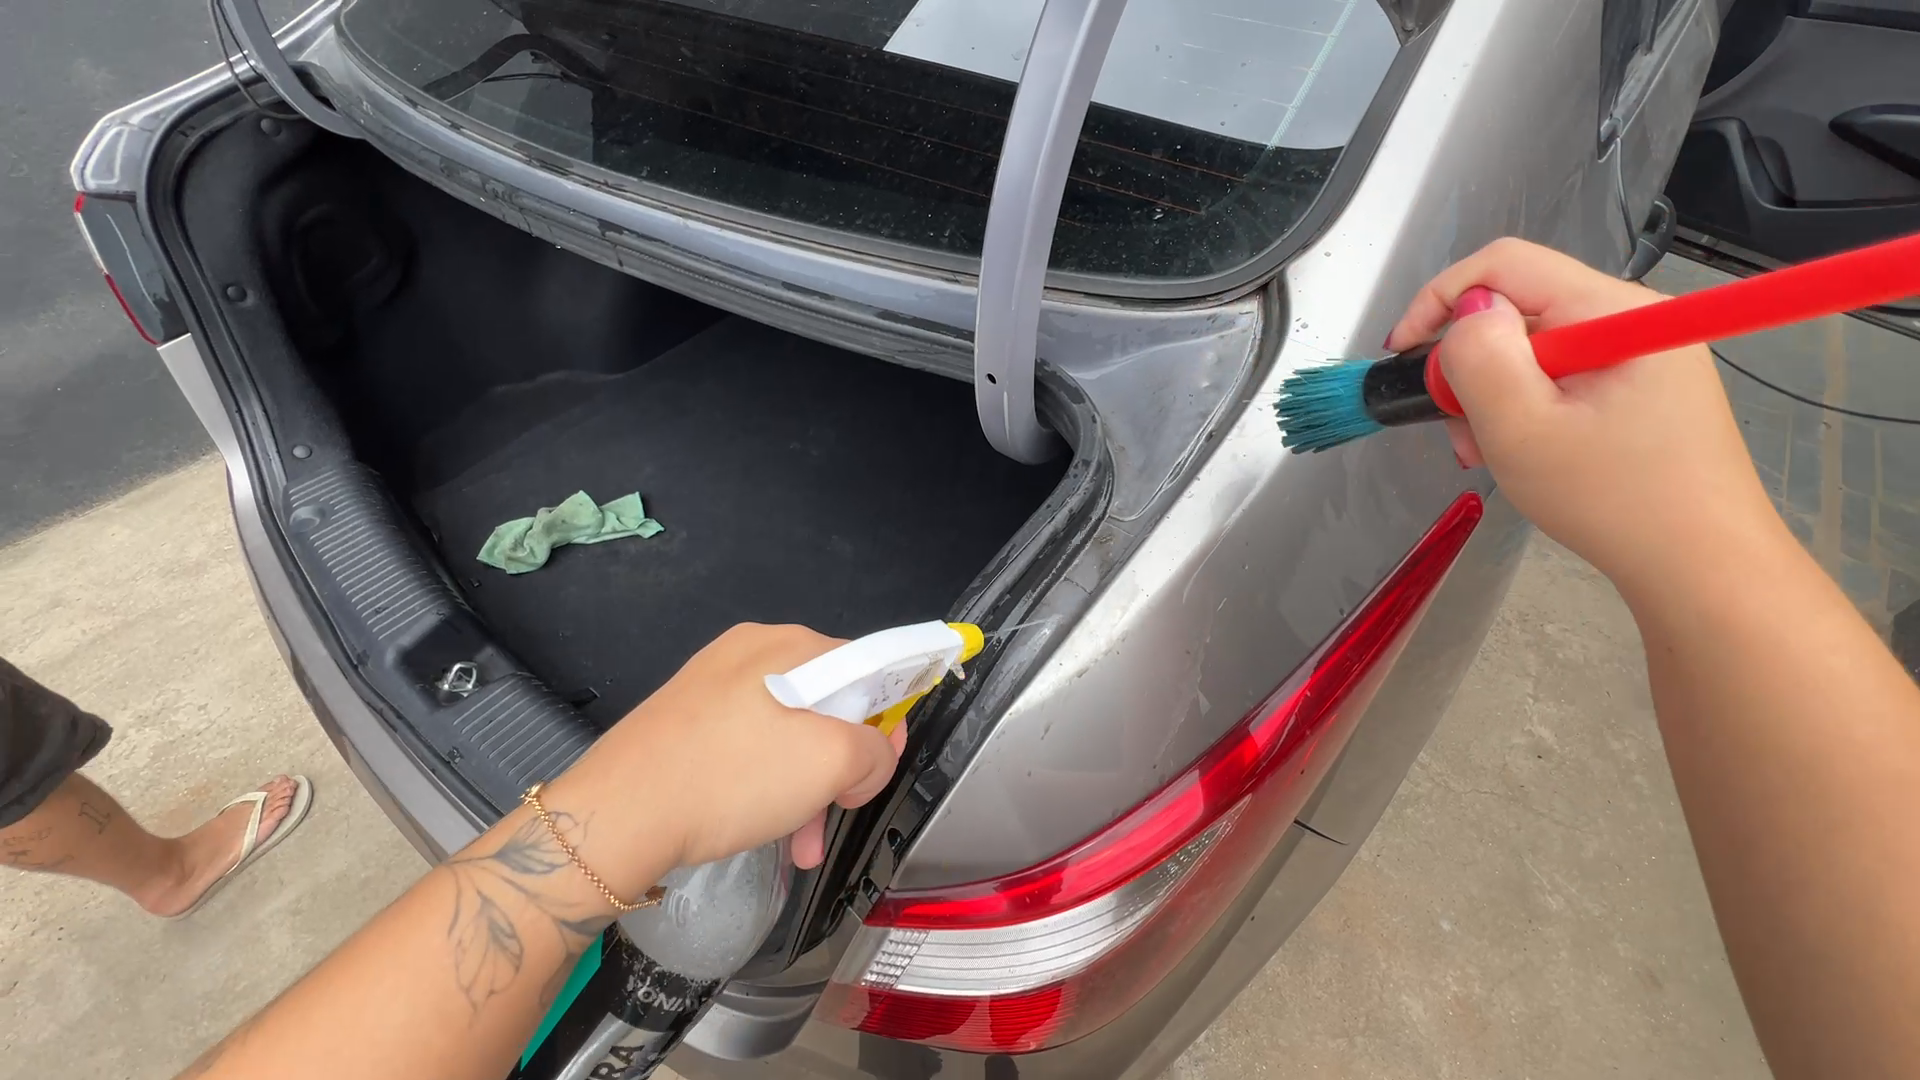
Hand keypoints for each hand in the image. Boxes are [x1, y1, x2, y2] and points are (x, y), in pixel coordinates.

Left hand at [545, 624, 903, 896]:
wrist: (616, 818)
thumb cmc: (732, 777)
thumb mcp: (831, 762)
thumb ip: (876, 750)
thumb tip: (869, 757)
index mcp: (788, 643)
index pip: (866, 667)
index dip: (887, 716)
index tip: (882, 764)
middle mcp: (750, 652)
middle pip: (827, 703)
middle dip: (842, 764)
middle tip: (838, 810)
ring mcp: (714, 684)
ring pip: (788, 732)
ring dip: (807, 786)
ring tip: (802, 843)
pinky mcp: (688, 718)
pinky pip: (750, 745)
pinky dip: (769, 785)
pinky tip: (768, 829)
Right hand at [1386, 238, 1782, 594]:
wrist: (1697, 562)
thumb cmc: (1610, 498)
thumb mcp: (1522, 430)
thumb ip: (1481, 360)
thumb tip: (1465, 315)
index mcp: (1609, 311)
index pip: (1503, 265)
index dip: (1437, 299)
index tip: (1400, 354)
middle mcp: (1627, 316)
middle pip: (1513, 308)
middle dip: (1465, 362)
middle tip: (1454, 427)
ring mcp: (1634, 351)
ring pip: (1526, 347)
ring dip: (1487, 393)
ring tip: (1486, 450)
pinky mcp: (1633, 384)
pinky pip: (1552, 375)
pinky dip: (1517, 407)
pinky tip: (1517, 449)